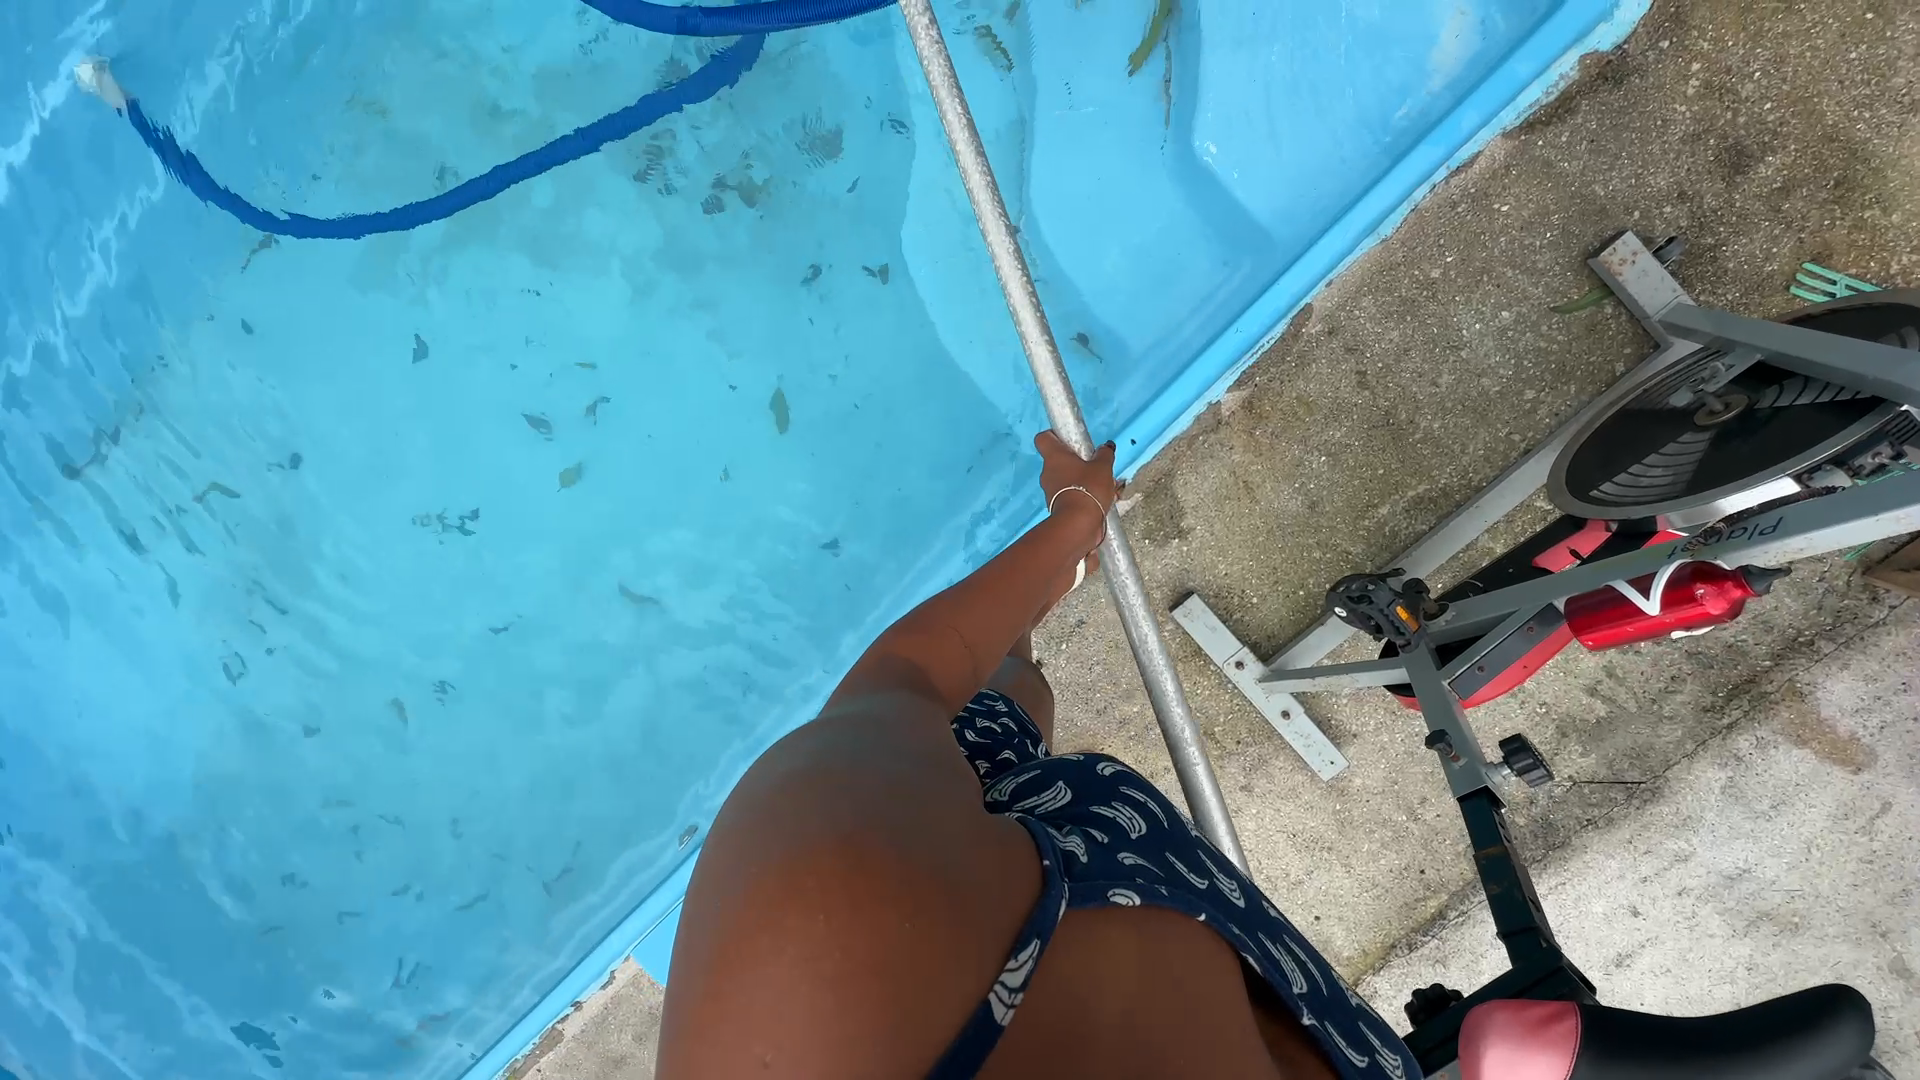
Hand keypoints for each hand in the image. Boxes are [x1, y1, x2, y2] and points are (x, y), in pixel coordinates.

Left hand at [1035, 430, 1117, 549]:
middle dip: (1078, 463)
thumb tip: (1105, 447)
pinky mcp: (1057, 507)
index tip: (1071, 440)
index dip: (1055, 436)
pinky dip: (1084, 496)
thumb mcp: (1103, 467)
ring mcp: (1050, 491)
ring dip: (1084, 481)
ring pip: (1067, 479)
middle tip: (1095, 466)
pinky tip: (1102, 500)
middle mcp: (1047, 472)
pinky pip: (1071, 495)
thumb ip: (1104, 455)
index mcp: (1054, 457)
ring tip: (1105, 485)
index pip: (1044, 438)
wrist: (1079, 523)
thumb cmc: (1088, 488)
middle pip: (1060, 461)